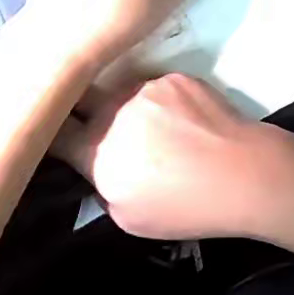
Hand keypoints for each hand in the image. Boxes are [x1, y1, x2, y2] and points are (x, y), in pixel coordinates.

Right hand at [55, 73, 278, 239]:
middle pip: (81, 99)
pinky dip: (162, 102)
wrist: (243, 173)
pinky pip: (156, 87)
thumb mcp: (128, 218)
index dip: (50, 133)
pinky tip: (184, 121)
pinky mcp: (175, 77)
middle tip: (98, 127)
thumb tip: (100, 167)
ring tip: (156, 129)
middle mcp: (112, 109)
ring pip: (120, 91)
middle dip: (82, 110)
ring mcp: (145, 87)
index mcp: (94, 149)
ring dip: (126, 107)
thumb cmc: (184, 206)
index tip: (53, 136)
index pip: (52, 131)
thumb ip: (102, 187)